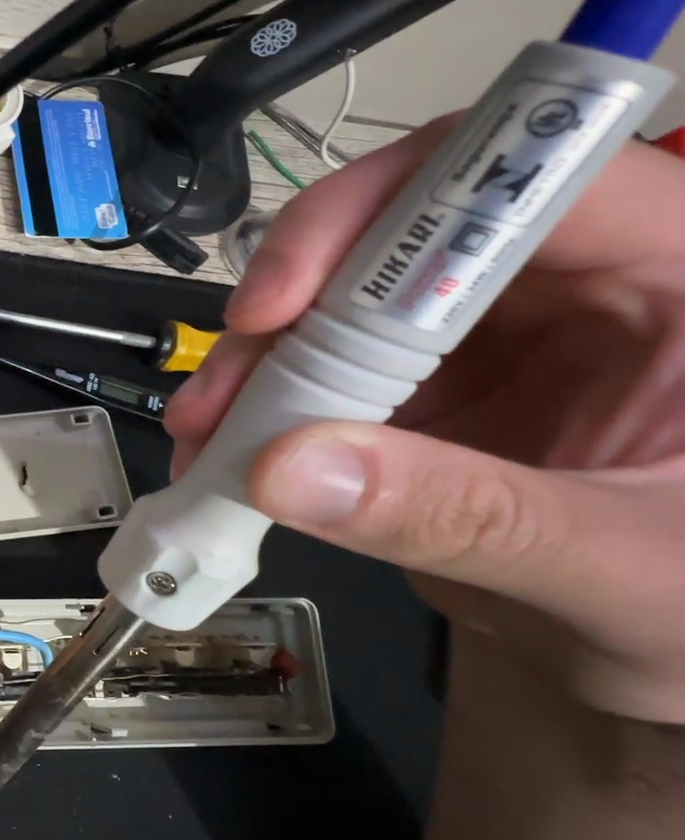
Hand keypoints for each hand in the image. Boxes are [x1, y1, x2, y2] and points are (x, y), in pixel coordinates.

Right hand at [168, 123, 684, 722]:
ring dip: (252, 366)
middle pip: (394, 236)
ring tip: (202, 437)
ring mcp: (481, 338)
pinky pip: (315, 373)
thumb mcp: (622, 568)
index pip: (517, 183)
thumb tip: (282, 469)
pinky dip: (253, 410)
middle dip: (281, 309)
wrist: (684, 655)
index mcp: (673, 280)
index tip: (274, 307)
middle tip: (217, 393)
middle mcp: (566, 287)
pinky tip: (217, 455)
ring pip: (333, 305)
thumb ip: (468, 514)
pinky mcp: (420, 387)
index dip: (382, 215)